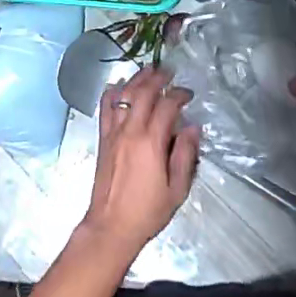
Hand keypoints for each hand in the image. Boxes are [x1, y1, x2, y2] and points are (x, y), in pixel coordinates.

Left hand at [77, 67, 199, 259]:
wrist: (111, 226)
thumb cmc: (147, 211)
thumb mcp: (177, 189)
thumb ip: (185, 155)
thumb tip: (192, 127)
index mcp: (151, 142)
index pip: (167, 106)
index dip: (179, 95)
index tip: (188, 94)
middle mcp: (130, 131)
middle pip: (143, 93)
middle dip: (158, 78)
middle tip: (169, 72)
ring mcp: (113, 132)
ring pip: (124, 95)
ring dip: (137, 79)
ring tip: (148, 70)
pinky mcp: (103, 138)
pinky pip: (106, 108)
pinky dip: (112, 92)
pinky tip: (118, 85)